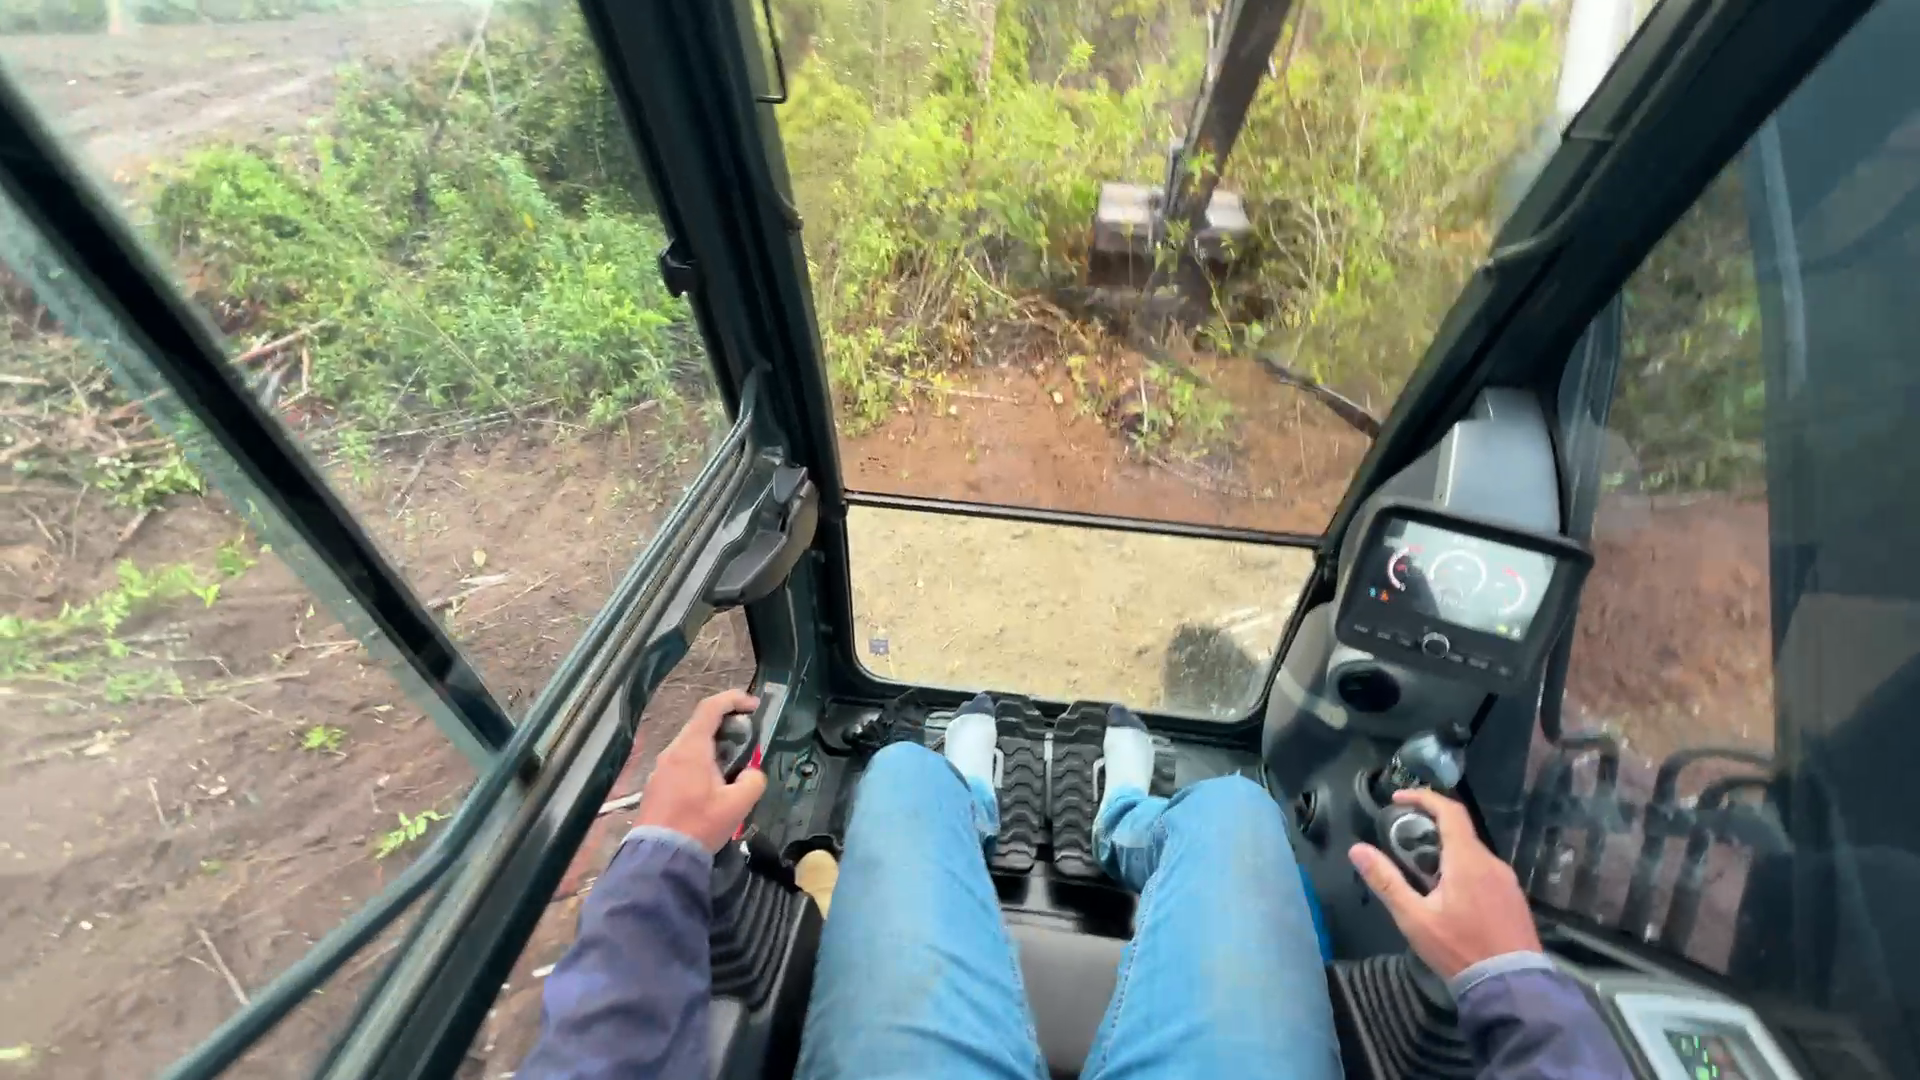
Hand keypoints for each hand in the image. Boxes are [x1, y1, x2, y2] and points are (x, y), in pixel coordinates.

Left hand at [635, 689, 766, 853]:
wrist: (659, 858)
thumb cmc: (699, 825)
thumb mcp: (737, 804)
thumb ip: (753, 781)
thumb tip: (750, 774)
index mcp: (691, 749)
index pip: (711, 708)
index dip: (734, 699)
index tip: (753, 706)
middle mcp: (672, 752)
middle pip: (700, 725)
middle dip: (727, 726)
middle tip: (748, 740)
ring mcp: (660, 769)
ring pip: (690, 745)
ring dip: (714, 747)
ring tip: (732, 768)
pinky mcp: (656, 786)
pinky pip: (681, 763)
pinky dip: (700, 762)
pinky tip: (711, 787)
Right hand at [1348, 787, 1541, 979]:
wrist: (1515, 991)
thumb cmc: (1460, 949)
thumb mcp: (1414, 917)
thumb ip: (1385, 880)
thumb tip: (1357, 849)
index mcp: (1468, 861)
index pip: (1450, 811)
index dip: (1423, 798)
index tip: (1398, 800)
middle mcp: (1492, 864)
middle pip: (1459, 831)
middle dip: (1428, 829)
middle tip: (1401, 843)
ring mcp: (1507, 883)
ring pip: (1471, 852)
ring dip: (1444, 851)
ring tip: (1420, 872)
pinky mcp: (1514, 900)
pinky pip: (1484, 871)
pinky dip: (1461, 868)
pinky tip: (1448, 895)